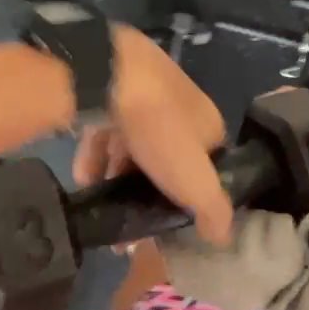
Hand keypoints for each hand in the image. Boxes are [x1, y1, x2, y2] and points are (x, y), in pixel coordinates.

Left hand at [70, 27, 231, 242]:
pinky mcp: (106, 93)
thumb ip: (212, 208)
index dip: (192, 196)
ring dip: (117, 180)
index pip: (207, 164)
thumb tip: (224, 236)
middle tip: (130, 229)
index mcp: (205, 122)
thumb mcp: (194, 177)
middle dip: (147, 194)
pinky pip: (102, 131)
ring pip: (131, 146)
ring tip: (102, 213)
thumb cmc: (160, 126)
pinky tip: (84, 181)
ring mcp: (139, 97)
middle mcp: (175, 106)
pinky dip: (94, 157)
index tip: (172, 224)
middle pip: (165, 158)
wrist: (110, 72)